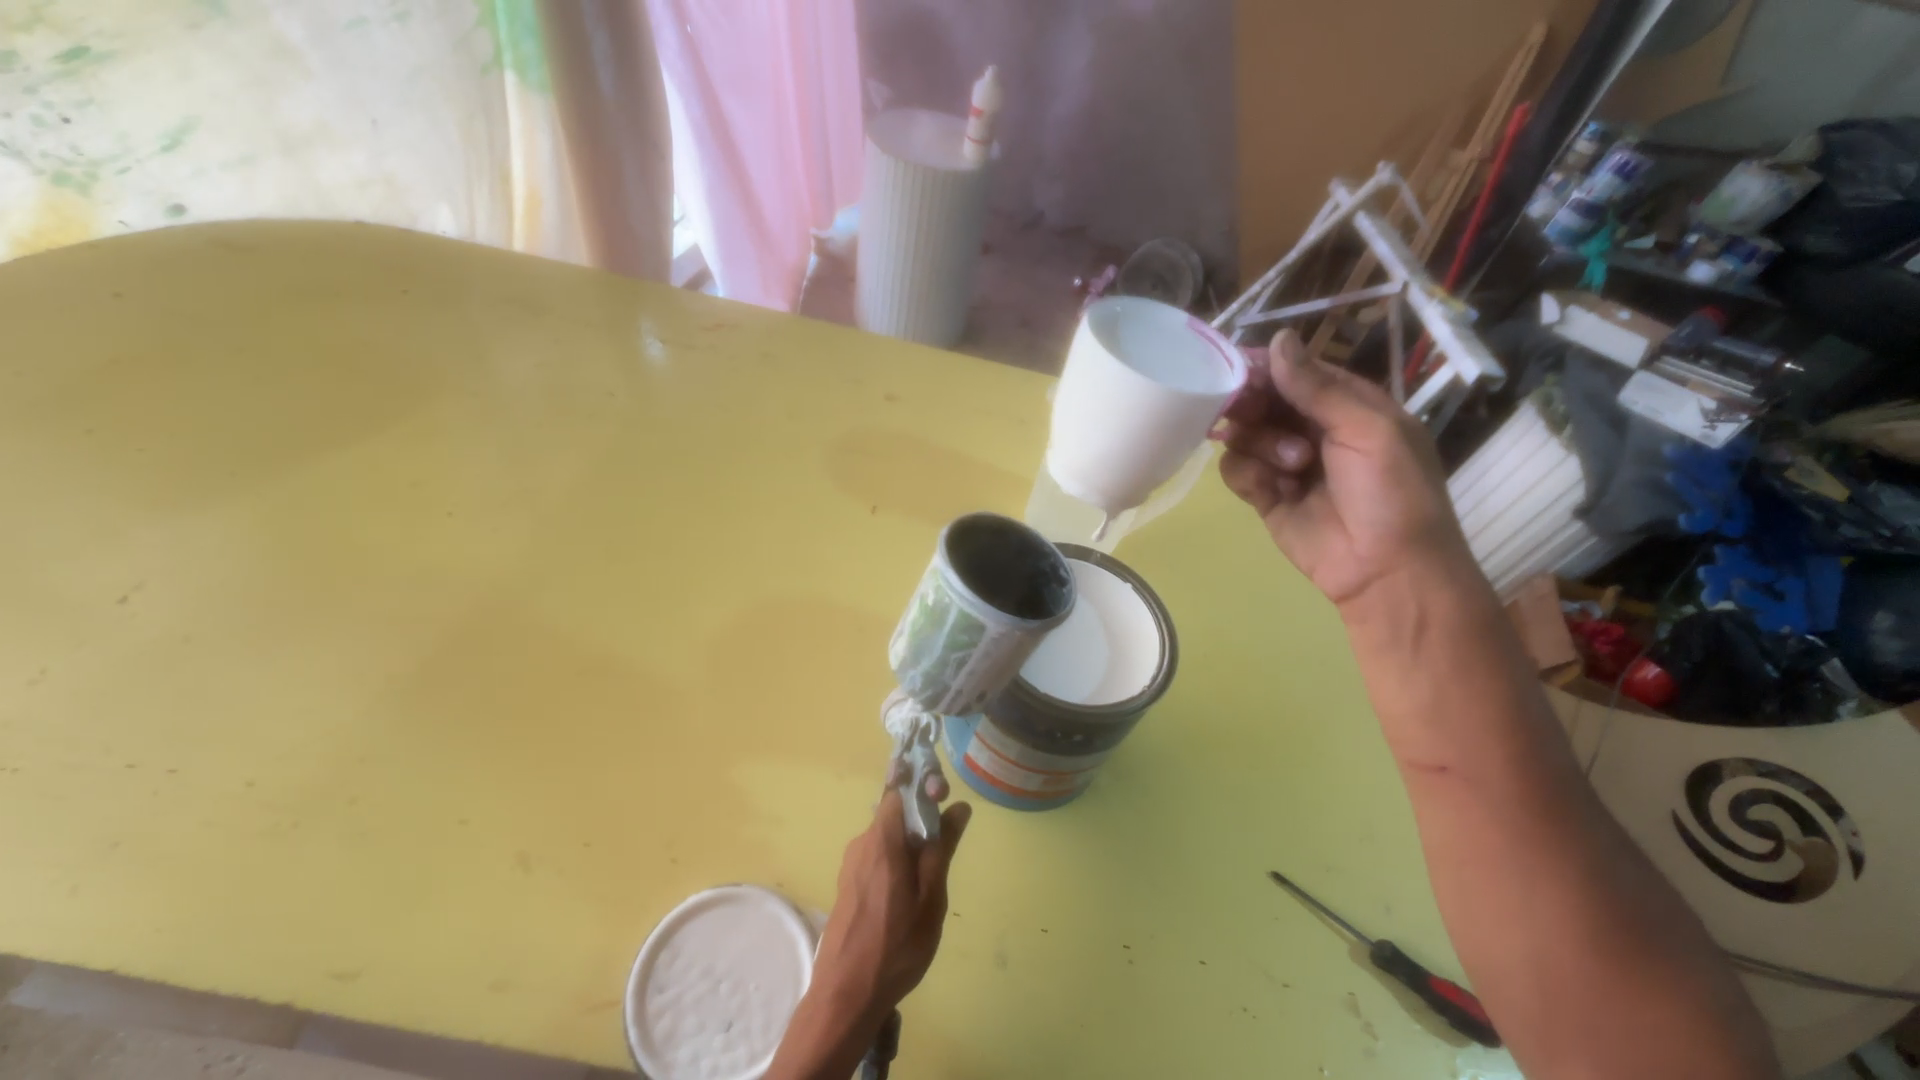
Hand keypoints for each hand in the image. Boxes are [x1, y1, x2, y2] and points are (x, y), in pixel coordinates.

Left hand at [811, 788, 970, 1018]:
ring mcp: (851, 866)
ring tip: (932, 881)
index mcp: (882, 840)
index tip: (944, 796)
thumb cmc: (897, 944)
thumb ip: (942, 848)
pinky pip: (878, 859)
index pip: (899, 789)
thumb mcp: (932, 896)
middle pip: (894, 813)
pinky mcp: (848, 886)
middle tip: (946, 847)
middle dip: (923, 820)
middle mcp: (862, 844)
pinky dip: (898, 864)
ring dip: (911, 846)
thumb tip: (957, 806)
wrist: (846, 994)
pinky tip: (909, 896)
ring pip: (887, 839)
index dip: (922, 785)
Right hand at [1217, 330, 1477, 610]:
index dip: (1265, 366)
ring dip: (1260, 444)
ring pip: (1244, 433)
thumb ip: (1317, 387)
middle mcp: (1313, 428)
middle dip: (1253, 405)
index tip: (1238, 370)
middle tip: (1251, 414)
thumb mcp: (1367, 429)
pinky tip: (1273, 490)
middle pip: (1261, 399)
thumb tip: (1279, 338)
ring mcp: (1286, 463)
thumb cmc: (1392, 492)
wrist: (1388, 571)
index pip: (1295, 370)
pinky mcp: (1266, 496)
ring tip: (1291, 467)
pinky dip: (1249, 475)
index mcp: (1347, 404)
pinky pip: (1236, 470)